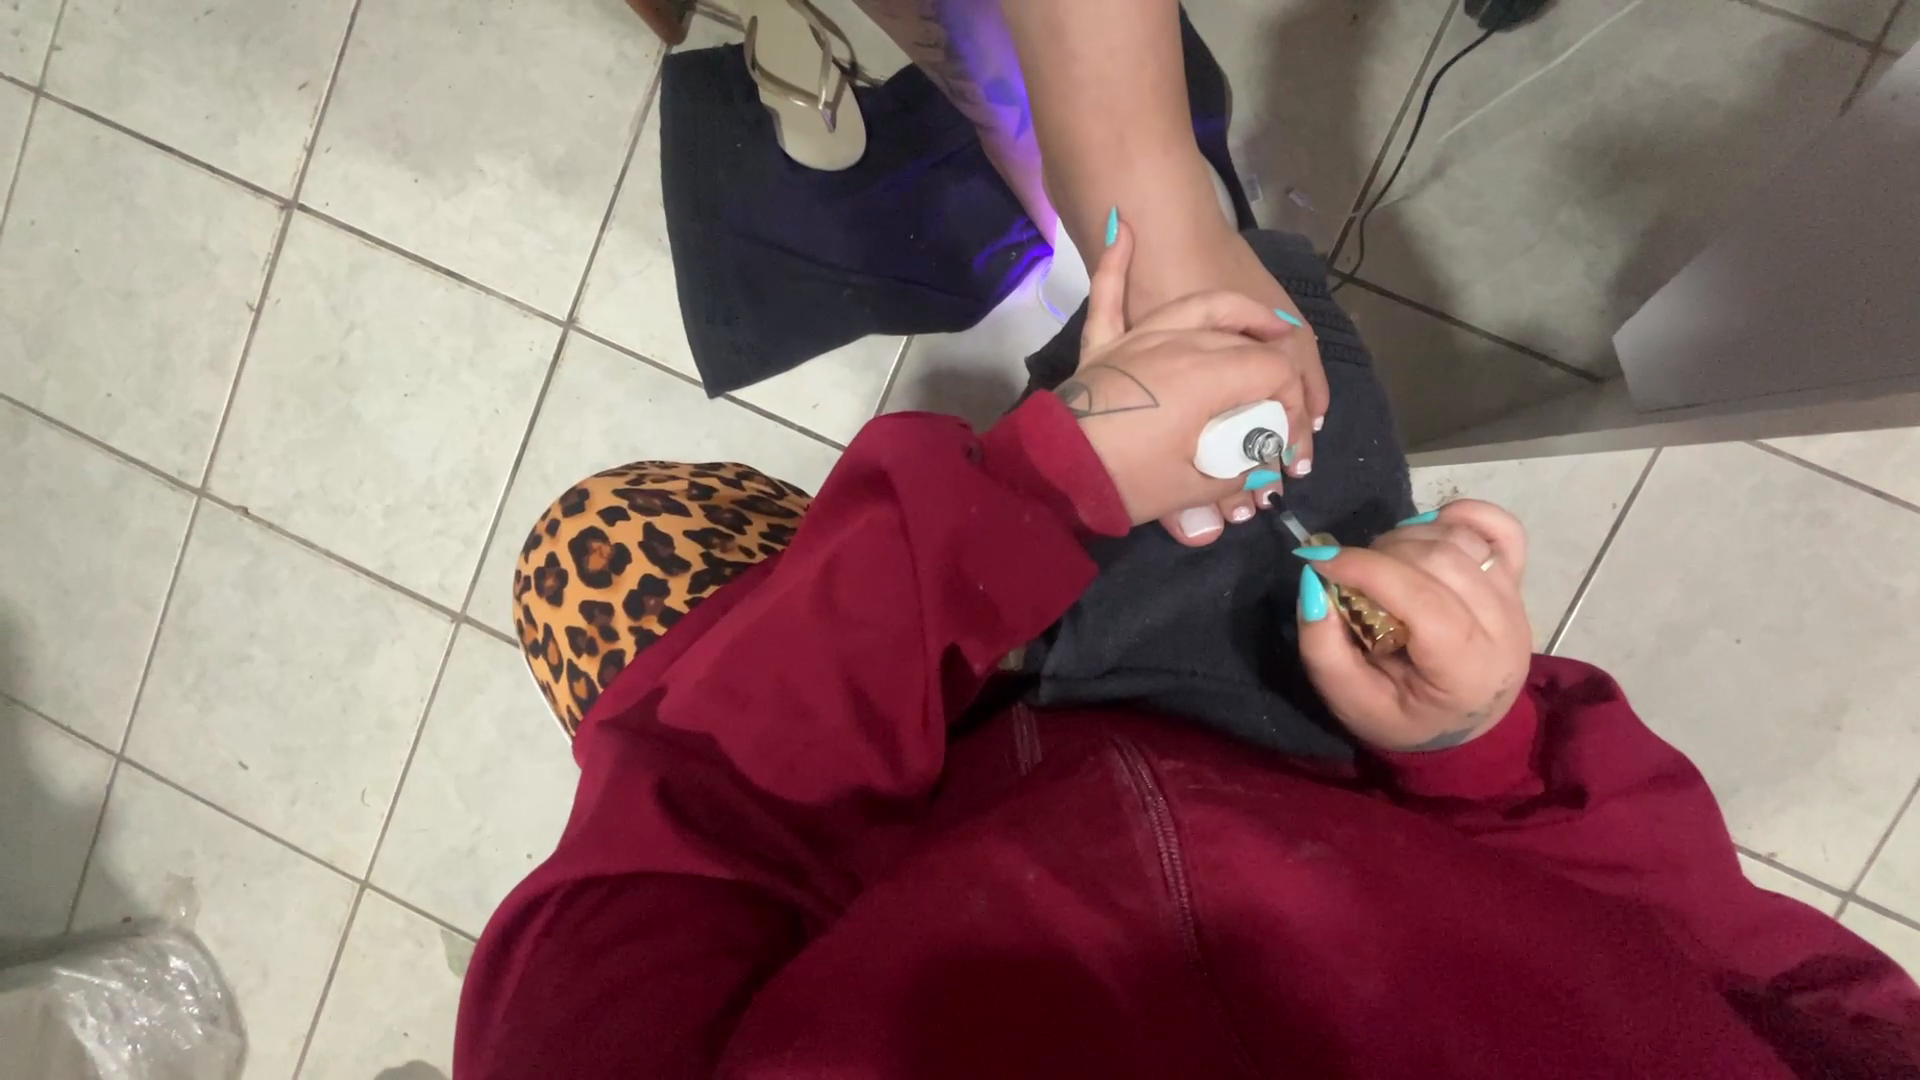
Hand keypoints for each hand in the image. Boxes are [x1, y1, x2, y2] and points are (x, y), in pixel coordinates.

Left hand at [1063, 220, 1308, 525]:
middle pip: (1244, 341)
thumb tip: (1258, 466)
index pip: (1275, 373)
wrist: (1051, 475)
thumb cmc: (1123, 482)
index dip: (1293, 408)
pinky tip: (1120, 229)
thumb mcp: (1188, 487)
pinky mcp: (1101, 346)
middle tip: (1282, 410)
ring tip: (1264, 323)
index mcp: (1208, 377)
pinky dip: (1112, 264)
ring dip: (1236, 310)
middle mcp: (1180, 343)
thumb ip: (1234, 472)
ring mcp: (1138, 339)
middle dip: (1276, 372)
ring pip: (1197, 307)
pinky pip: (1107, 297)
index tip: (1286, 445)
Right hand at [1294, 501, 1532, 752]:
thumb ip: (1322, 644)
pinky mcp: (1514, 584)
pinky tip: (1427, 526)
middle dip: (1379, 554)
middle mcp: (1505, 632)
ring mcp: (1515, 603)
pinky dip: (1462, 516)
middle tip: (1346, 573)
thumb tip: (1314, 580)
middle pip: (1442, 561)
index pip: (1424, 601)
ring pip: (1462, 541)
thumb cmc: (1396, 714)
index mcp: (1467, 671)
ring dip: (1408, 537)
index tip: (1318, 560)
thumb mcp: (1345, 696)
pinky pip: (1501, 530)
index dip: (1367, 569)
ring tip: (1379, 562)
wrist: (1455, 729)